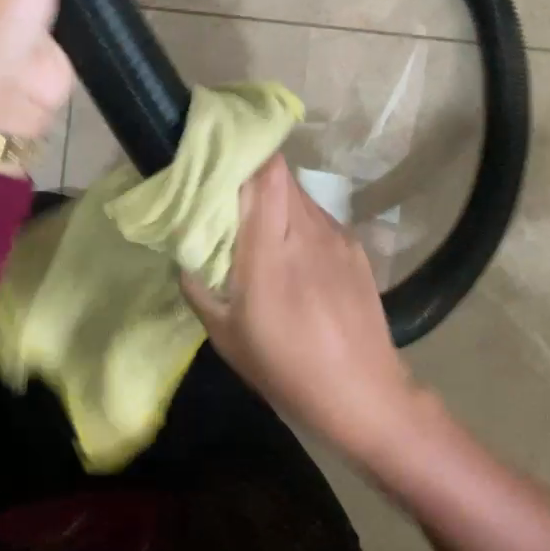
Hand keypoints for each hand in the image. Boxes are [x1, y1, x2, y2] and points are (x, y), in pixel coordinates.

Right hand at [183, 155, 434, 460]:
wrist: (363, 395)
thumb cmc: (285, 367)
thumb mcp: (224, 335)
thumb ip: (198, 287)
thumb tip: (186, 257)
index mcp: (271, 249)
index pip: (266, 174)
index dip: (243, 155)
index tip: (216, 160)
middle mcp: (308, 233)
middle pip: (281, 178)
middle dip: (252, 178)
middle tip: (226, 198)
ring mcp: (338, 240)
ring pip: (302, 197)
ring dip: (276, 203)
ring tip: (258, 230)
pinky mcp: (357, 252)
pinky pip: (321, 221)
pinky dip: (299, 225)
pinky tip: (294, 259)